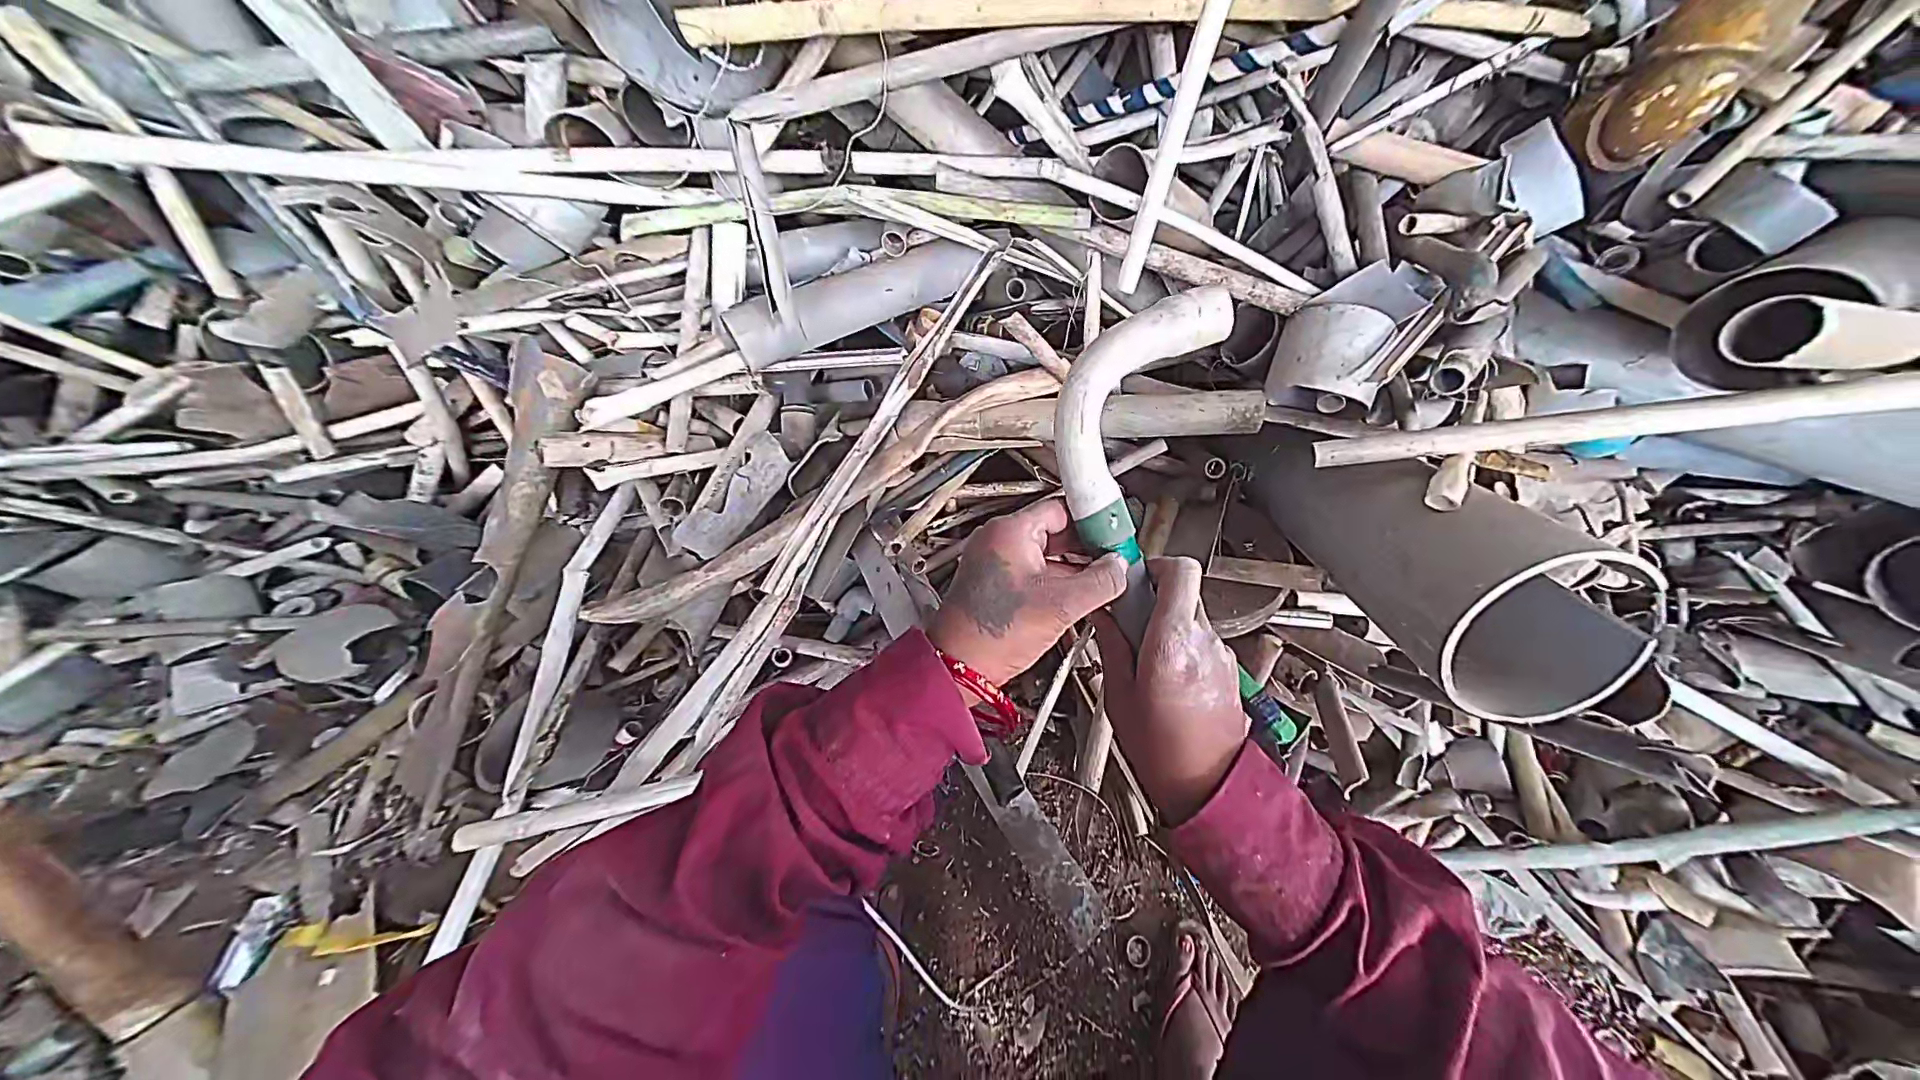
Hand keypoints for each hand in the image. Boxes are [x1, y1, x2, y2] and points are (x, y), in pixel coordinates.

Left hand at [928, 500, 1127, 687]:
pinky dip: (1055, 579)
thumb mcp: (1061, 605)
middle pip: (1055, 529)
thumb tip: (1118, 568)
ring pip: (1045, 552)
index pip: (1062, 507)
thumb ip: (1100, 581)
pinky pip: (1032, 570)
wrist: (960, 665)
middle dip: (1087, 545)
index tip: (1113, 533)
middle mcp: (997, 540)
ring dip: (1073, 565)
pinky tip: (1075, 595)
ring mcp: (993, 561)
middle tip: (1112, 559)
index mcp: (1010, 532)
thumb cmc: (991, 634)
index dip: (1093, 519)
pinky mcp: (994, 583)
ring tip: (1098, 580)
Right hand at [1093, 557, 1247, 823]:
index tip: (1130, 579)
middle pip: (1182, 591)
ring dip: (1164, 622)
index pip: (1179, 571)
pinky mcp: (1226, 666)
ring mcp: (1219, 654)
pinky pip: (1199, 638)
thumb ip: (1113, 646)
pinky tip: (1161, 672)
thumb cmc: (1164, 751)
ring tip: (1142, 654)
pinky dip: (1178, 642)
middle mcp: (1203, 642)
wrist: (1208, 785)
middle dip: (1152, 598)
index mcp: (1172, 644)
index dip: (1153, 566)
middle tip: (1127, 620)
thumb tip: (1104, 616)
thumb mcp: (1119, 695)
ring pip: (1190, 614)